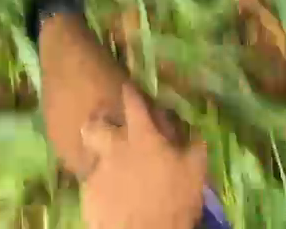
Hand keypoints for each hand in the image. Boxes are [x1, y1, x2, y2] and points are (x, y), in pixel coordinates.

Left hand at [78, 85, 208, 228]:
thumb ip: (195, 145)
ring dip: (96, 156)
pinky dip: (98, 186)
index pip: (133, 102)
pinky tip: (107, 193)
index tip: (128, 86)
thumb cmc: (173, 201)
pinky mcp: (88, 198)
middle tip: (104, 126)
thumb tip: (197, 130)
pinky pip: (89, 185)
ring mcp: (98, 173)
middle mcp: (114, 148)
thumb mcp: (195, 170)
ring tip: (104, 163)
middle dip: (97, 122)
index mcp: (141, 136)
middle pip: (95, 125)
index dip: (130, 92)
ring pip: (89, 155)